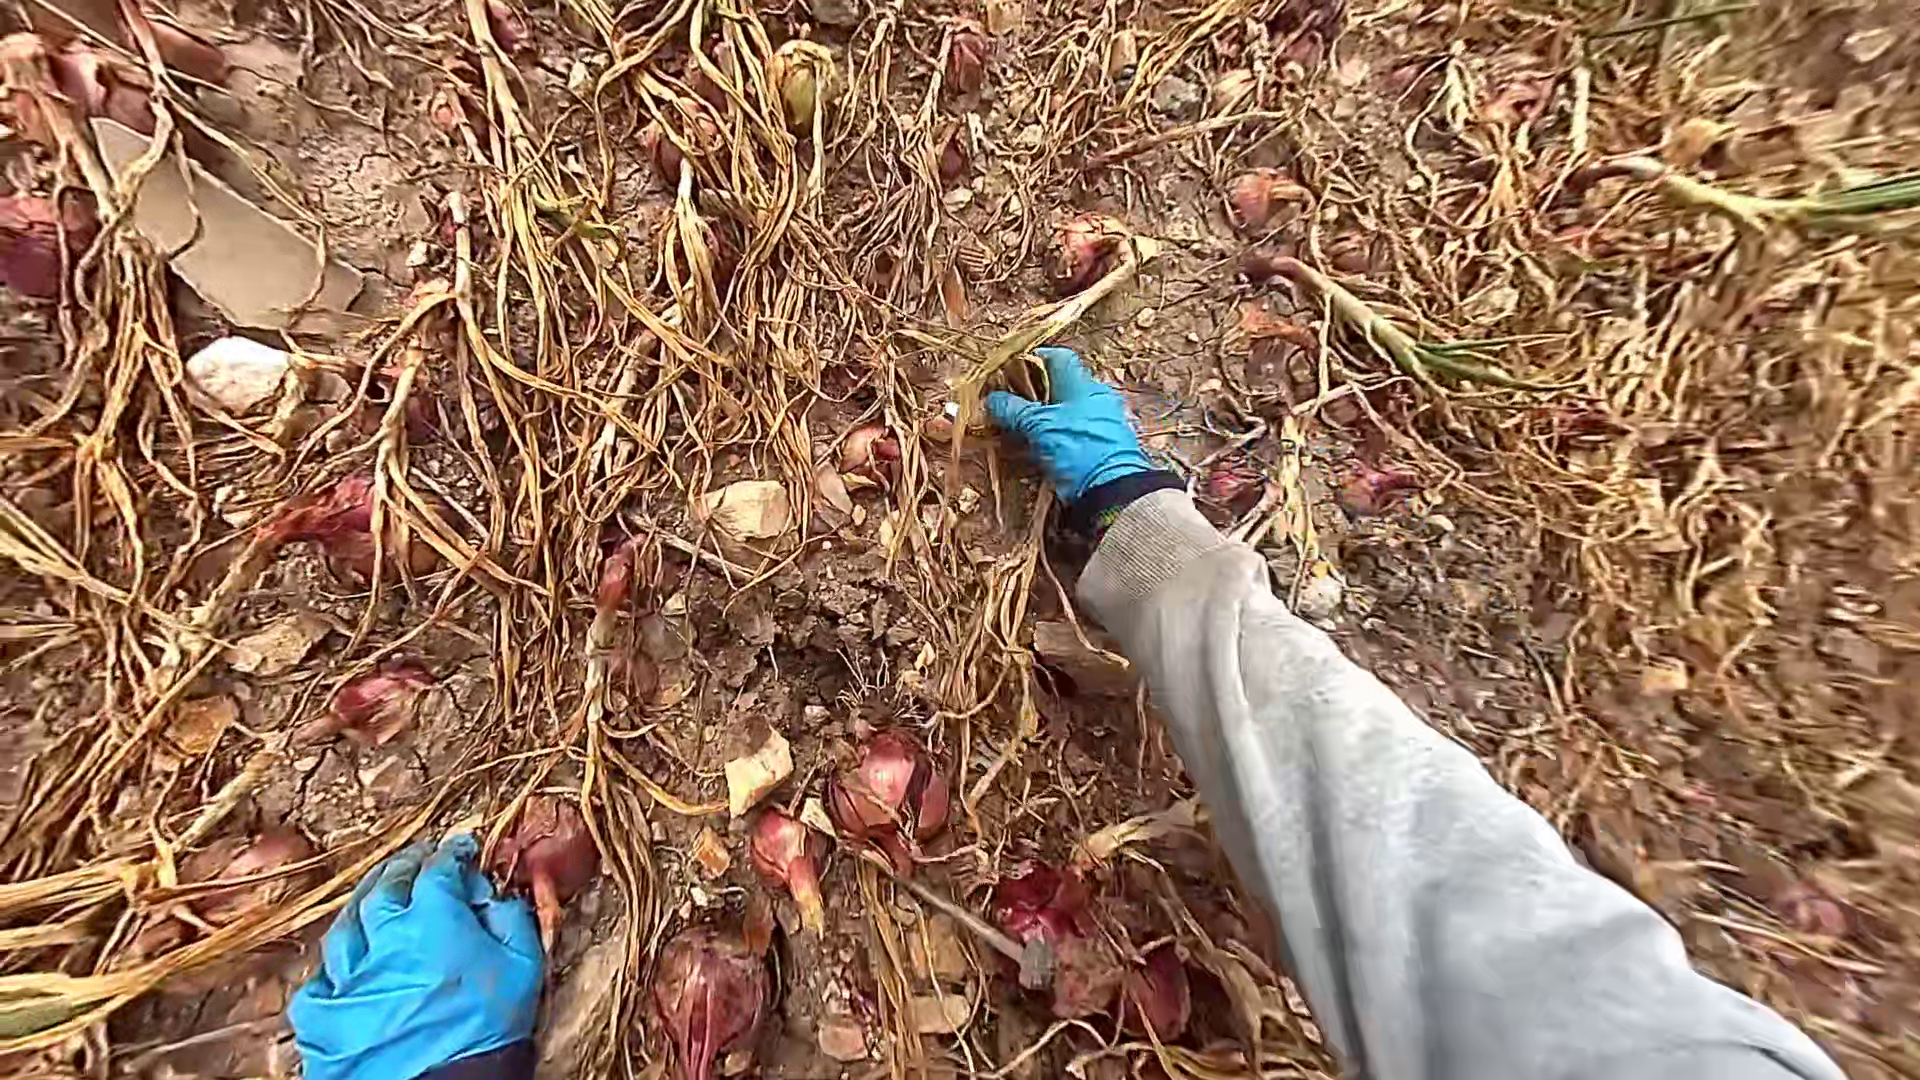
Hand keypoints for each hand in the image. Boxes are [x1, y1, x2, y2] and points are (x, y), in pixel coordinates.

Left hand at [289, 834, 541, 1079]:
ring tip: (379, 889)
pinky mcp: (321, 1022)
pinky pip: (319, 980)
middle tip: (419, 856)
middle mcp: (383, 942)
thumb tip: (493, 891)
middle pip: (384, 887)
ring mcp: (346, 982)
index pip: (438, 869)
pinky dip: (336, 959)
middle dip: (404, 865)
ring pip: (345, 926)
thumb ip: (510, 912)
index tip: (463, 844)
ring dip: (365, 900)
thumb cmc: (489, 1021)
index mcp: (433, 921)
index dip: (453, 850)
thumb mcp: (524, 955)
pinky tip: (348, 956)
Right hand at [985, 346, 1155, 502]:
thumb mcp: (1038, 426)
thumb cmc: (1076, 449)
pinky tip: (1036, 449)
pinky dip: (1052, 437)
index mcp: (1082, 384)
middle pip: (1058, 385)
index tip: (1008, 373)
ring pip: (1064, 411)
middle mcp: (1094, 398)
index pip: (1056, 357)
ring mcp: (1100, 423)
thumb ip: (1013, 409)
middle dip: (1031, 394)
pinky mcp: (1100, 447)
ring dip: (1040, 418)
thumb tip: (991, 399)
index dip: (1031, 361)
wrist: (1111, 491)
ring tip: (1016, 430)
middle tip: (1007, 405)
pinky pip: (1071, 434)